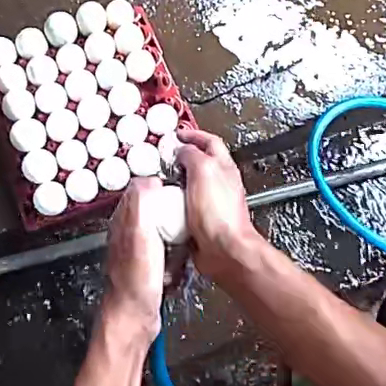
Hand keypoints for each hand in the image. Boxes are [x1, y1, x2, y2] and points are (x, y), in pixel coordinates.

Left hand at [102, 178, 165, 340]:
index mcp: (124, 219)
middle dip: (173, 214)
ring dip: (177, 238)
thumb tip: (150, 180)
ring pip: (166, 231)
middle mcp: (129, 232)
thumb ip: (141, 204)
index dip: (162, 187)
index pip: (143, 189)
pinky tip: (178, 267)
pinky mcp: (150, 266)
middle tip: (183, 223)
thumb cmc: (135, 282)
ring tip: (180, 249)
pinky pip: (171, 252)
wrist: (133, 319)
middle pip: (157, 209)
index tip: (179, 192)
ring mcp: (140, 249)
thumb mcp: (140, 234)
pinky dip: (177, 258)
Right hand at [173, 129, 261, 278]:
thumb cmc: (220, 215)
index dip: (193, 135)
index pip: (209, 142)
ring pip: (190, 185)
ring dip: (175, 182)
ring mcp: (212, 203)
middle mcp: (220, 184)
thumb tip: (182, 149)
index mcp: (223, 167)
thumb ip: (192, 155)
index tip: (178, 134)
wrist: (224, 250)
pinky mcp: (201, 221)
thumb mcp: (202, 171)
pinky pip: (183, 207)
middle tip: (165, 157)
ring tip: (161, 180)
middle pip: (200, 162)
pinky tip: (164, 206)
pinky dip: (172, 204)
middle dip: (181, 158)